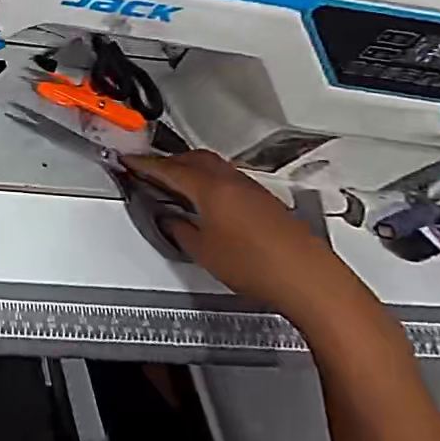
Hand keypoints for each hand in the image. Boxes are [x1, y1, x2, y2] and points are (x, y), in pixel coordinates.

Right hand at [124, 151, 371, 325]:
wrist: (310, 281)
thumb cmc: (260, 266)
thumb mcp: (202, 251)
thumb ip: (179, 229)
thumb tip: (170, 220)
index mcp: (210, 188)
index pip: (168, 169)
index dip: (144, 164)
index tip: (129, 161)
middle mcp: (232, 181)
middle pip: (192, 159)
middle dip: (167, 162)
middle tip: (147, 170)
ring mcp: (251, 189)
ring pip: (212, 167)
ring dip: (190, 170)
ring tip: (174, 184)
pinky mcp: (264, 202)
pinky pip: (228, 179)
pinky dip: (209, 182)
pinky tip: (206, 201)